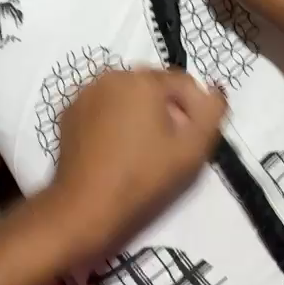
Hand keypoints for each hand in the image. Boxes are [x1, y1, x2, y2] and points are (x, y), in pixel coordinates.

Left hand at [42, 68, 227, 263]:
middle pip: (153, 86)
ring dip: (140, 112)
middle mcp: (111, 75)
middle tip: (171, 145)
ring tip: (144, 148)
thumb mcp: (193, 149)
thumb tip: (215, 91)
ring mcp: (85, 93)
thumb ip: (212, 112)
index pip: (183, 82)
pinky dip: (114, 119)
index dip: (196, 109)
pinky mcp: (68, 113)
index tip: (193, 139)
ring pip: (126, 95)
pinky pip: (103, 107)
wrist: (86, 208)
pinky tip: (117, 148)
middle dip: (167, 108)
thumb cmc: (144, 177)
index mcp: (142, 79)